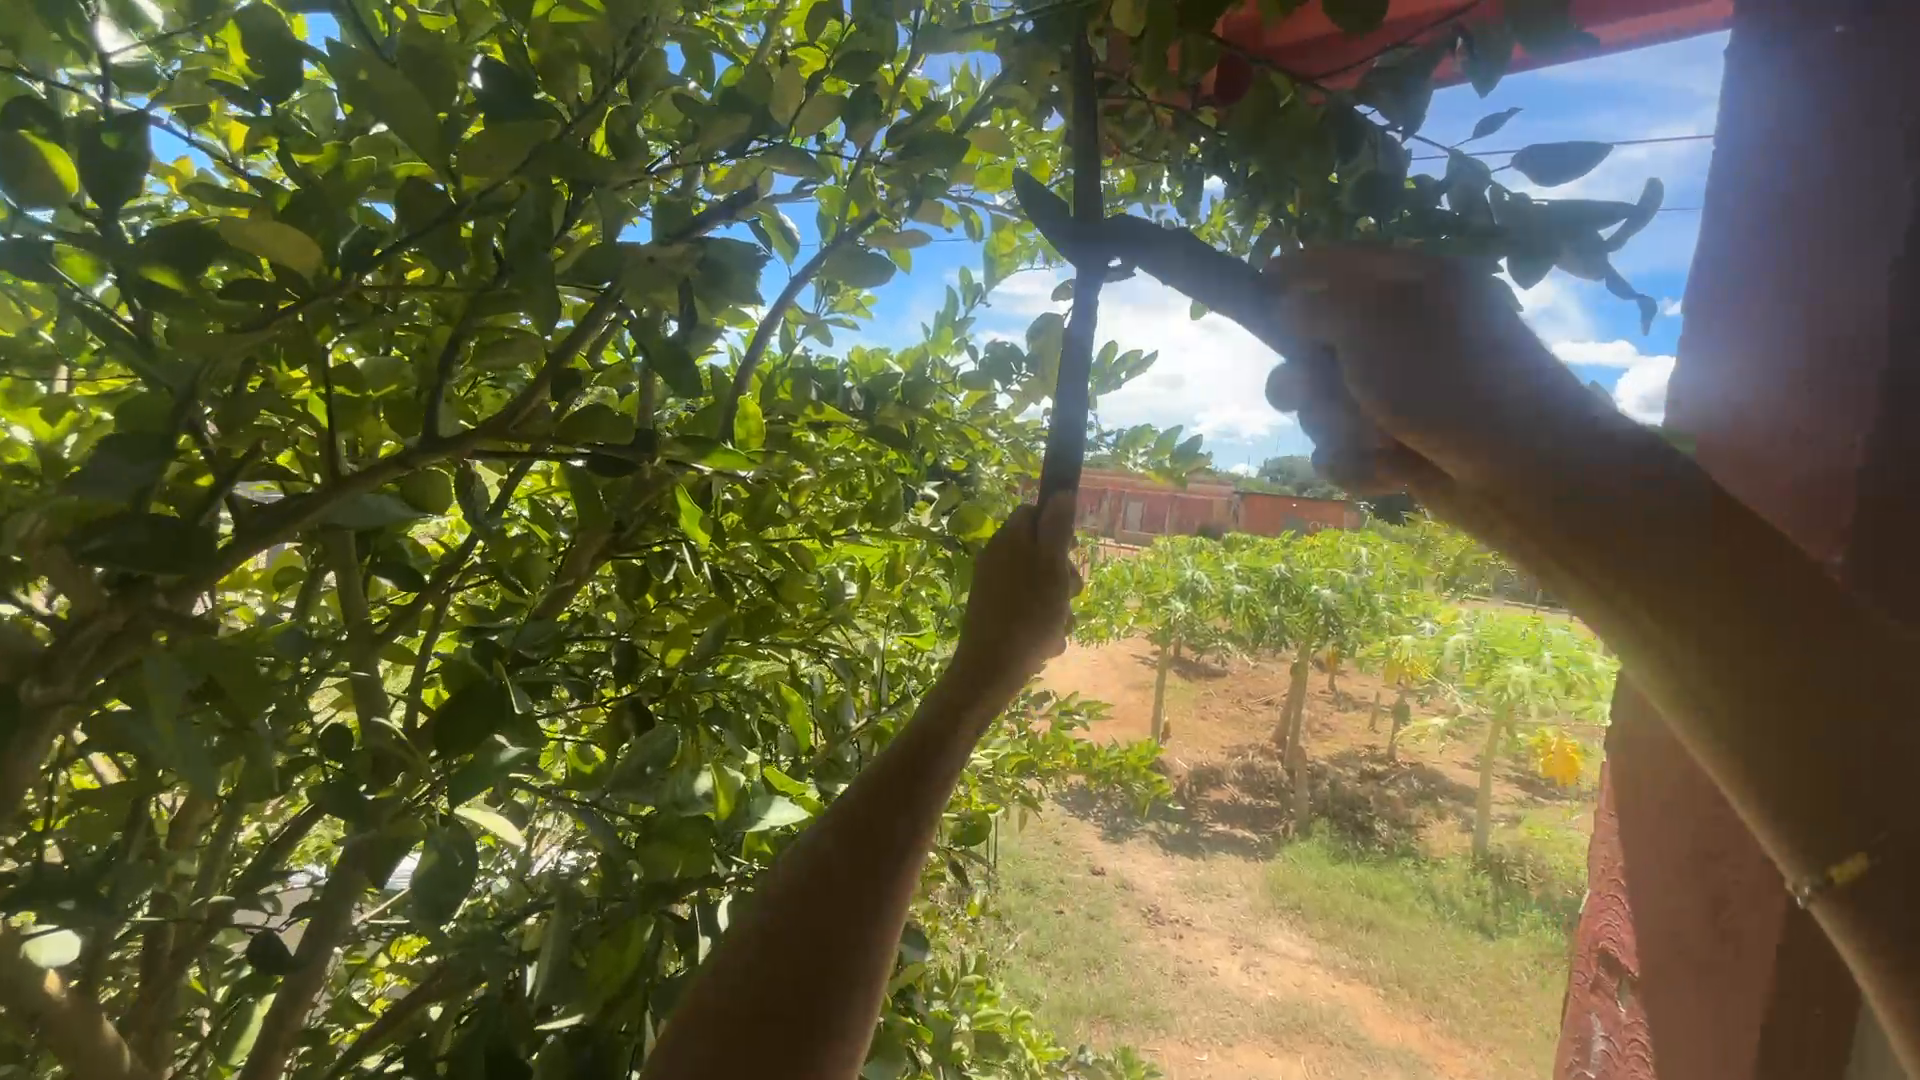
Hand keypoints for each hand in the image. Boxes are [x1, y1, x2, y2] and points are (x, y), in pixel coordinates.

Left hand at [952, 493, 1080, 693]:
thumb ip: (1057, 528)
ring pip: (1040, 586)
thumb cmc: (1029, 614)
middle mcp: (998, 558)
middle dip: (1063, 575)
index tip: (1072, 550)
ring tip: (1058, 626)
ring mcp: (995, 587)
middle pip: (1041, 552)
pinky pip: (1028, 610)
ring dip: (1057, 606)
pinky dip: (1042, 625)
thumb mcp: (1052, 566)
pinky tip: (1046, 643)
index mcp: (1009, 540)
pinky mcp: (995, 614)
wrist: (992, 668)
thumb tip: (1062, 491)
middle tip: (1069, 595)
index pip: (1032, 513)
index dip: (1056, 527)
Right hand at [1259, 248, 1611, 494]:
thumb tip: (1289, 305)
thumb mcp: (1374, 321)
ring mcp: (1400, 395)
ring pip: (1321, 407)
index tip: (1260, 281)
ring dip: (1337, 426)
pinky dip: (1358, 464)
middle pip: (1315, 347)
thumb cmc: (1448, 380)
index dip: (1296, 270)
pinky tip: (1389, 470)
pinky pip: (1341, 451)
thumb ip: (1318, 304)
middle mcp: (1404, 337)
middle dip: (1309, 379)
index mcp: (1414, 288)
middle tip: (1320, 390)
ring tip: (1376, 439)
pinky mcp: (1396, 446)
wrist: (1522, 470)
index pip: (1342, 263)